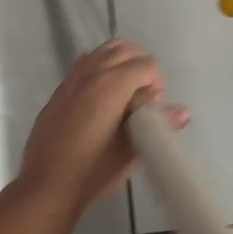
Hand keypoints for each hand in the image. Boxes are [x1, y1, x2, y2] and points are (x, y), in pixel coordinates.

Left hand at [17, 38, 189, 205]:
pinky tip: (102, 97)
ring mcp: (71, 80)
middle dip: (141, 66)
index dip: (157, 84)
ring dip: (120, 63)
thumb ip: (159, 125)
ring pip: (102, 51)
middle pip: (124, 48)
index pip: (146, 64)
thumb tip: (185, 111)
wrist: (47, 185)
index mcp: (110, 86)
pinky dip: (99, 69)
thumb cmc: (93, 171)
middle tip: (143, 99)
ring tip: (125, 95)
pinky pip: (84, 64)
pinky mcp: (59, 91)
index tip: (153, 110)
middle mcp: (90, 74)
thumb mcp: (131, 151)